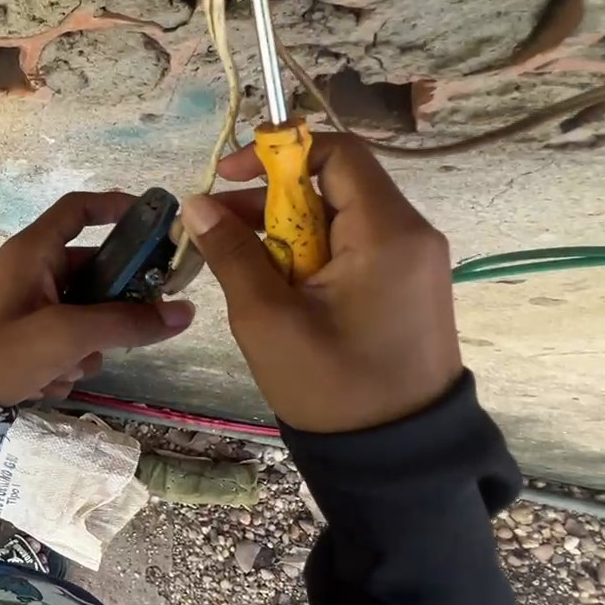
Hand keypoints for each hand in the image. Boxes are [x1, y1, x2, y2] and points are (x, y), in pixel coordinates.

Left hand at [0, 191, 196, 405]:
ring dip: (83, 349)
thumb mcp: (67, 335)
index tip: (161, 223)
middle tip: (128, 333)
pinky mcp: (30, 335)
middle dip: (110, 312)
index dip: (119, 207)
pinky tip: (45, 381)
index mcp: (33, 251)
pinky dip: (65, 364)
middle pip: (96, 273)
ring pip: (88, 316)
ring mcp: (32, 305)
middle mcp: (33, 271)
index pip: (78, 209)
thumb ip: (126, 323)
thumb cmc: (1, 351)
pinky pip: (69, 342)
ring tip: (61, 366)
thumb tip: (185, 312)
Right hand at [179, 134, 462, 433]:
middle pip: (331, 184)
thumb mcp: (266, 316)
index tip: (225, 176)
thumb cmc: (329, 382)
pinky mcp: (398, 284)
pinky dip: (300, 250)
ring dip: (277, 227)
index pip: (338, 155)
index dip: (277, 153)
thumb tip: (196, 203)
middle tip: (212, 226)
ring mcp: (407, 260)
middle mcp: (408, 235)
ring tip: (230, 258)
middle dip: (265, 197)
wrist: (394, 451)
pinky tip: (265, 279)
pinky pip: (345, 244)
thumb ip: (231, 252)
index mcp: (386, 234)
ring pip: (333, 215)